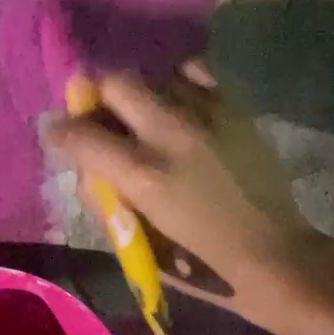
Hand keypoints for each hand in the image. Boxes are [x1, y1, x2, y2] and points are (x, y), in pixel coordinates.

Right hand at [44, 60, 329, 327]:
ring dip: (140, 93)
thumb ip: (107, 198)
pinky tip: (178, 104)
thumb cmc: (200, 262)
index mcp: (143, 175)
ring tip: (145, 116)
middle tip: (103, 118)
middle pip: (116, 82)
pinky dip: (176, 83)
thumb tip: (86, 166)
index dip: (59, 132)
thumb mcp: (139, 241)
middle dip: (99, 97)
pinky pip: (193, 72)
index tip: (58, 135)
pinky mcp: (233, 108)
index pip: (78, 134)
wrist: (274, 253)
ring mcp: (206, 115)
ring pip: (154, 75)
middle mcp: (170, 133)